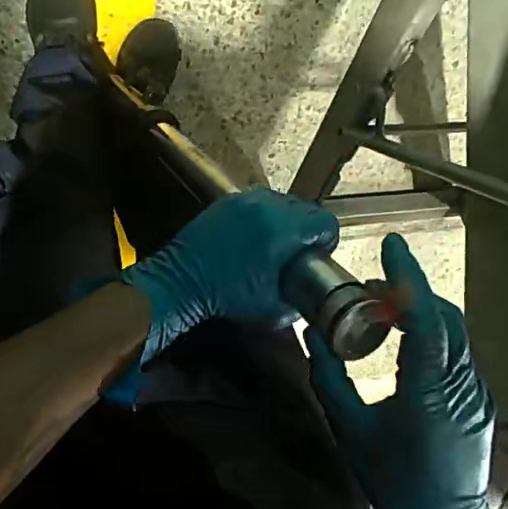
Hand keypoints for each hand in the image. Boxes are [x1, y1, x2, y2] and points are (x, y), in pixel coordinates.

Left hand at [121, 189, 337, 363]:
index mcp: (281, 230)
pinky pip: (257, 202)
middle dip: (306, 230)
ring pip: (281, 202)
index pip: (323, 222)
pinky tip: (254, 237)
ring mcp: (243, 201)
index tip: (317, 255)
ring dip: (285, 220)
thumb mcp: (272, 306)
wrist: (181, 282)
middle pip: (304, 209)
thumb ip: (301, 297)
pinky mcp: (225, 202)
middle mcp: (264, 207)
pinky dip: (262, 216)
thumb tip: (312, 292)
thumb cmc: (224, 295)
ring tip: (275, 244)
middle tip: (296, 252)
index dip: (326, 240)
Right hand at [304, 233, 507, 508]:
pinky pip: (457, 353)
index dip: (409, 280)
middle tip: (372, 287)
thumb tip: (314, 337)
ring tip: (383, 309)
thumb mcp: (349, 429)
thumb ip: (330, 379)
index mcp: (428, 392)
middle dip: (411, 292)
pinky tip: (405, 341)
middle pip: (445, 320)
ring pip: (455, 335)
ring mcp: (477, 394)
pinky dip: (432, 333)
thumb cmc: (391, 480)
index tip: (392, 247)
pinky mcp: (479, 402)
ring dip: (421, 312)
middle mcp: (462, 386)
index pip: (427, 321)